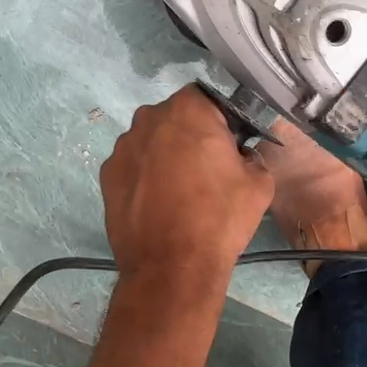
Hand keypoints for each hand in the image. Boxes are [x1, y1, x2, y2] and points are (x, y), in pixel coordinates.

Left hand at [98, 85, 274, 281]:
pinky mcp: (107, 177)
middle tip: (205, 172)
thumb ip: (252, 156)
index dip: (219, 122)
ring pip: (150, 144)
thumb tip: (240, 157)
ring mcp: (122, 148)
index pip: (207, 99)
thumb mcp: (260, 183)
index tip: (228, 148)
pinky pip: (133, 168)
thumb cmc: (219, 218)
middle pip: (174, 119)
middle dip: (189, 137)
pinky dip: (144, 179)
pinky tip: (158, 206)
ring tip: (179, 194)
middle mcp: (147, 119)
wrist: (171, 267)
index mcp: (187, 109)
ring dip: (164, 158)